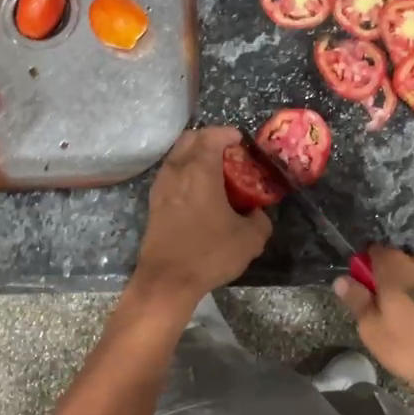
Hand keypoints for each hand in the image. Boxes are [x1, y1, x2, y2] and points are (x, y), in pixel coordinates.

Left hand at [132, 127, 272, 307]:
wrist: (166, 280)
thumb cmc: (208, 253)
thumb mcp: (249, 240)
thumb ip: (260, 220)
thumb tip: (258, 213)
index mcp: (200, 169)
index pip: (212, 135)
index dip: (228, 134)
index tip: (241, 142)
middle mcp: (177, 169)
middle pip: (190, 139)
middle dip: (210, 139)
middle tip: (229, 153)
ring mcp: (161, 185)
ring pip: (177, 155)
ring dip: (195, 155)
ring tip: (215, 172)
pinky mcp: (154, 201)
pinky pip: (171, 173)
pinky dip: (185, 172)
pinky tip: (199, 192)